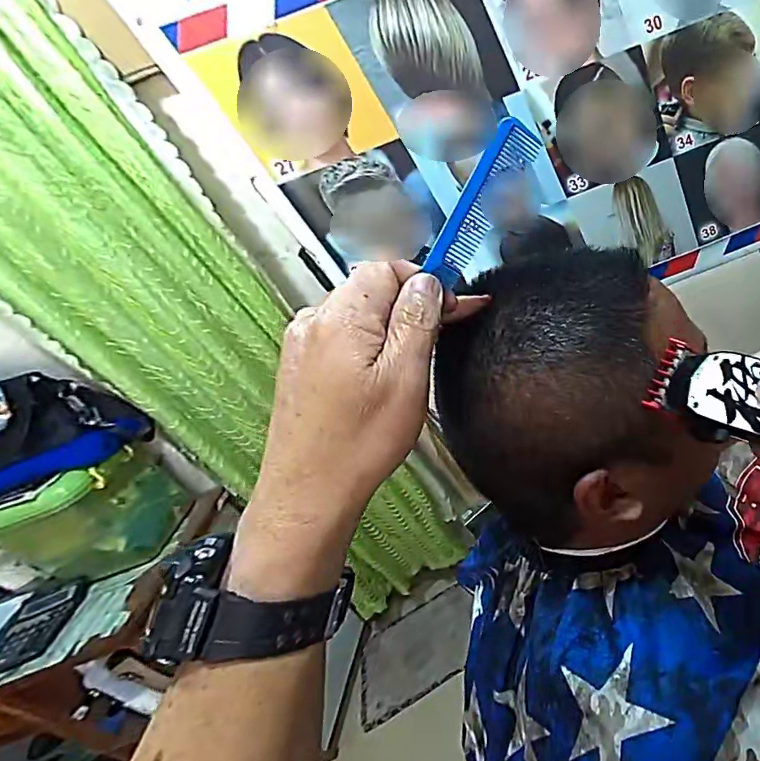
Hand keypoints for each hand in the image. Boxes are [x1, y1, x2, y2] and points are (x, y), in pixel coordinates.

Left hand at [230, 262, 486, 600]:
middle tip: (451, 326)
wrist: (310, 491)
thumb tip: (428, 282)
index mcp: (339, 319)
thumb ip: (417, 320)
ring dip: (398, 320)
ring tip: (426, 351)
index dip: (425, 281)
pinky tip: (395, 365)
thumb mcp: (406, 376)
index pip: (385, 269)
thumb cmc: (361, 440)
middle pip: (373, 286)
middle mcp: (313, 322)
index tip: (455, 306)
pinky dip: (377, 338)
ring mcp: (304, 343)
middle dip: (415, 300)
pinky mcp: (304, 364)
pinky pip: (348, 333)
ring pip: (362, 310)